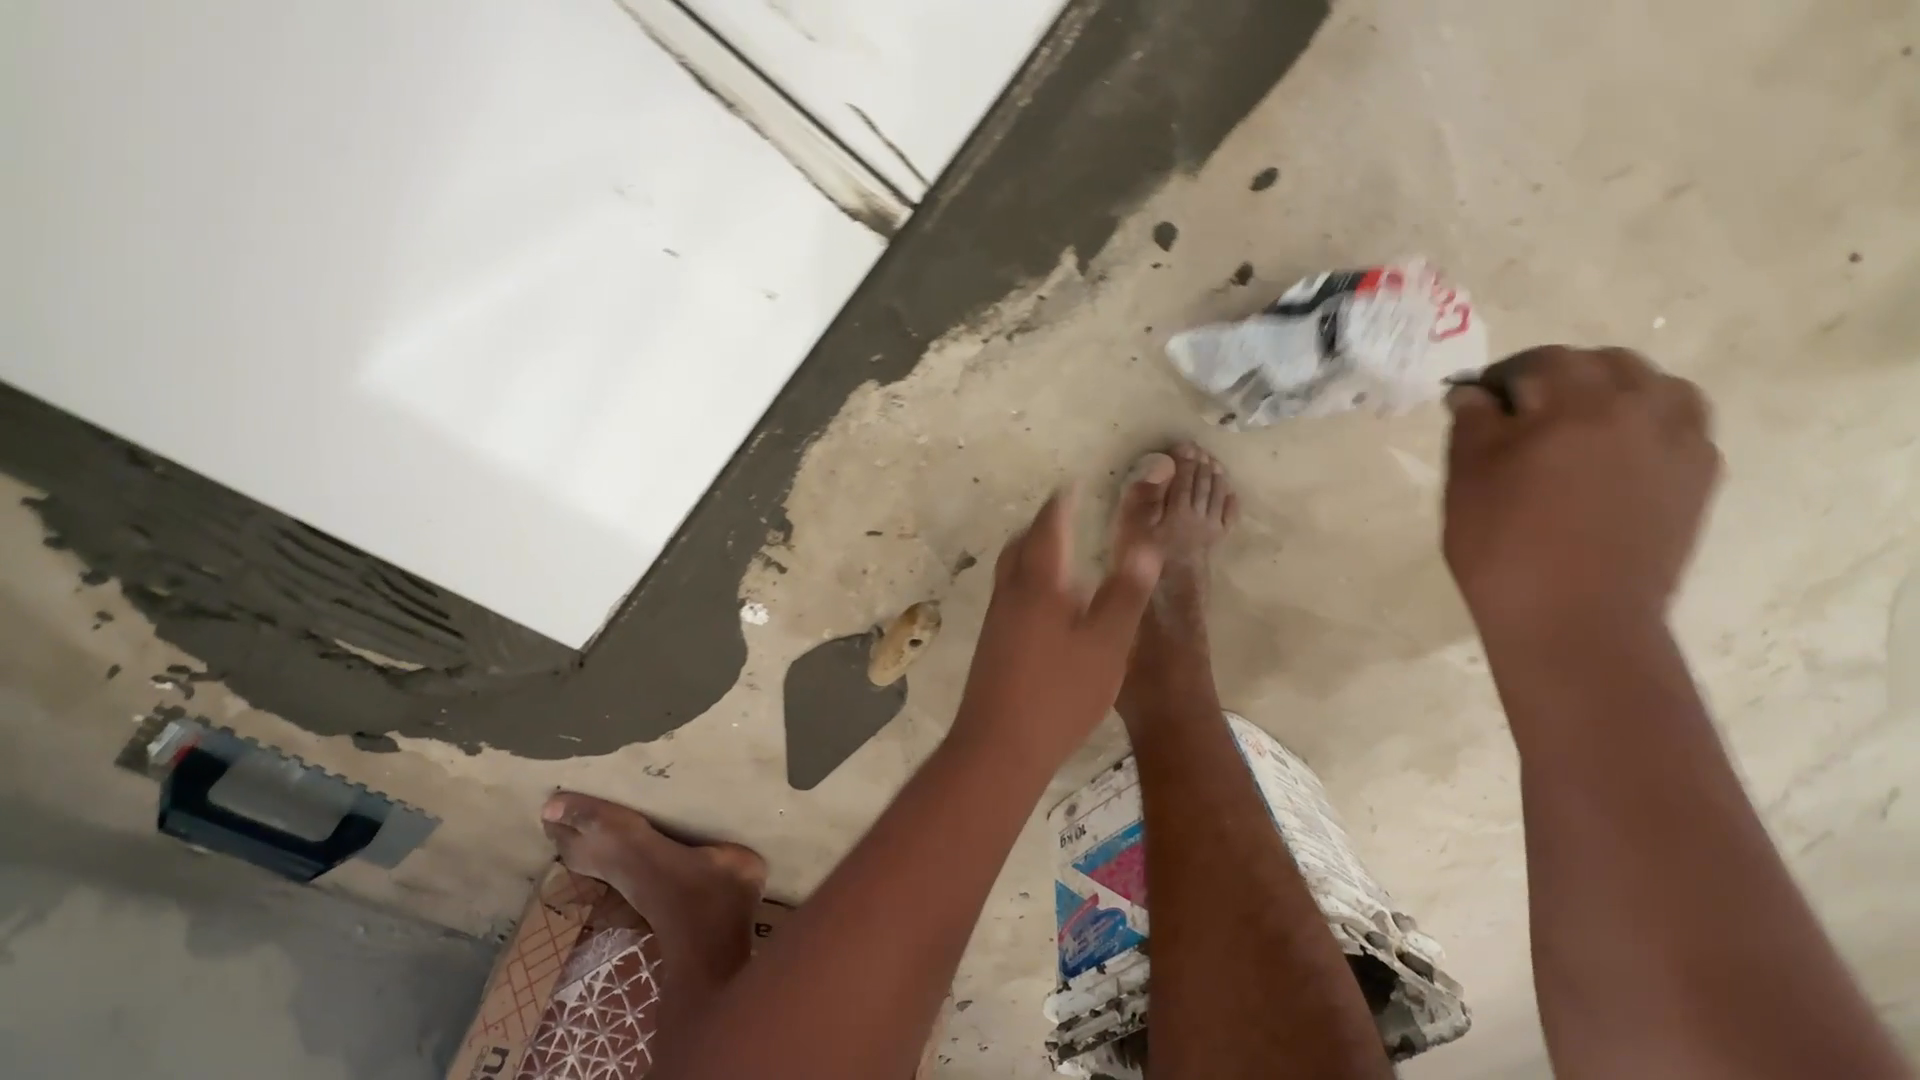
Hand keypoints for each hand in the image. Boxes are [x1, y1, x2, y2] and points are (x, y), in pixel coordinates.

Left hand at [951, 487, 1163, 763]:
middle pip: (1021, 545)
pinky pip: (1010, 596)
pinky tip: (1048, 608)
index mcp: (1038, 582)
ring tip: (1058, 556)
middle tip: (1065, 516)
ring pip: (1011, 572)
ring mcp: (996, 620)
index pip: (1048, 527)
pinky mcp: (992, 645)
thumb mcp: (1107, 643)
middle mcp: (1010, 593)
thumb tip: (1144, 544)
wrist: (999, 746)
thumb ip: (1125, 593)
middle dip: (1042, 526)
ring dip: (1031, 554)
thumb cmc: (1060, 692)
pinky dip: (1028, 583)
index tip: (1073, 485)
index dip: (1062, 503)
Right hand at [1443, 346, 1719, 632]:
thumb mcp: (1467, 481)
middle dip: (1561, 377)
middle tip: (1524, 414)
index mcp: (1578, 404)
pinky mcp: (1699, 479)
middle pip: (1605, 365)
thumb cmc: (1504, 547)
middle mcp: (1642, 409)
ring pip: (1656, 388)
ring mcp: (1681, 444)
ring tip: (1580, 427)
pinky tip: (1616, 457)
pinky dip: (1648, 426)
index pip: (1540, 362)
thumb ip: (1471, 425)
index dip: (1503, 376)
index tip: (1477, 403)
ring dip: (1615, 393)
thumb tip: (1472, 394)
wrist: (1575, 621)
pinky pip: (1681, 428)